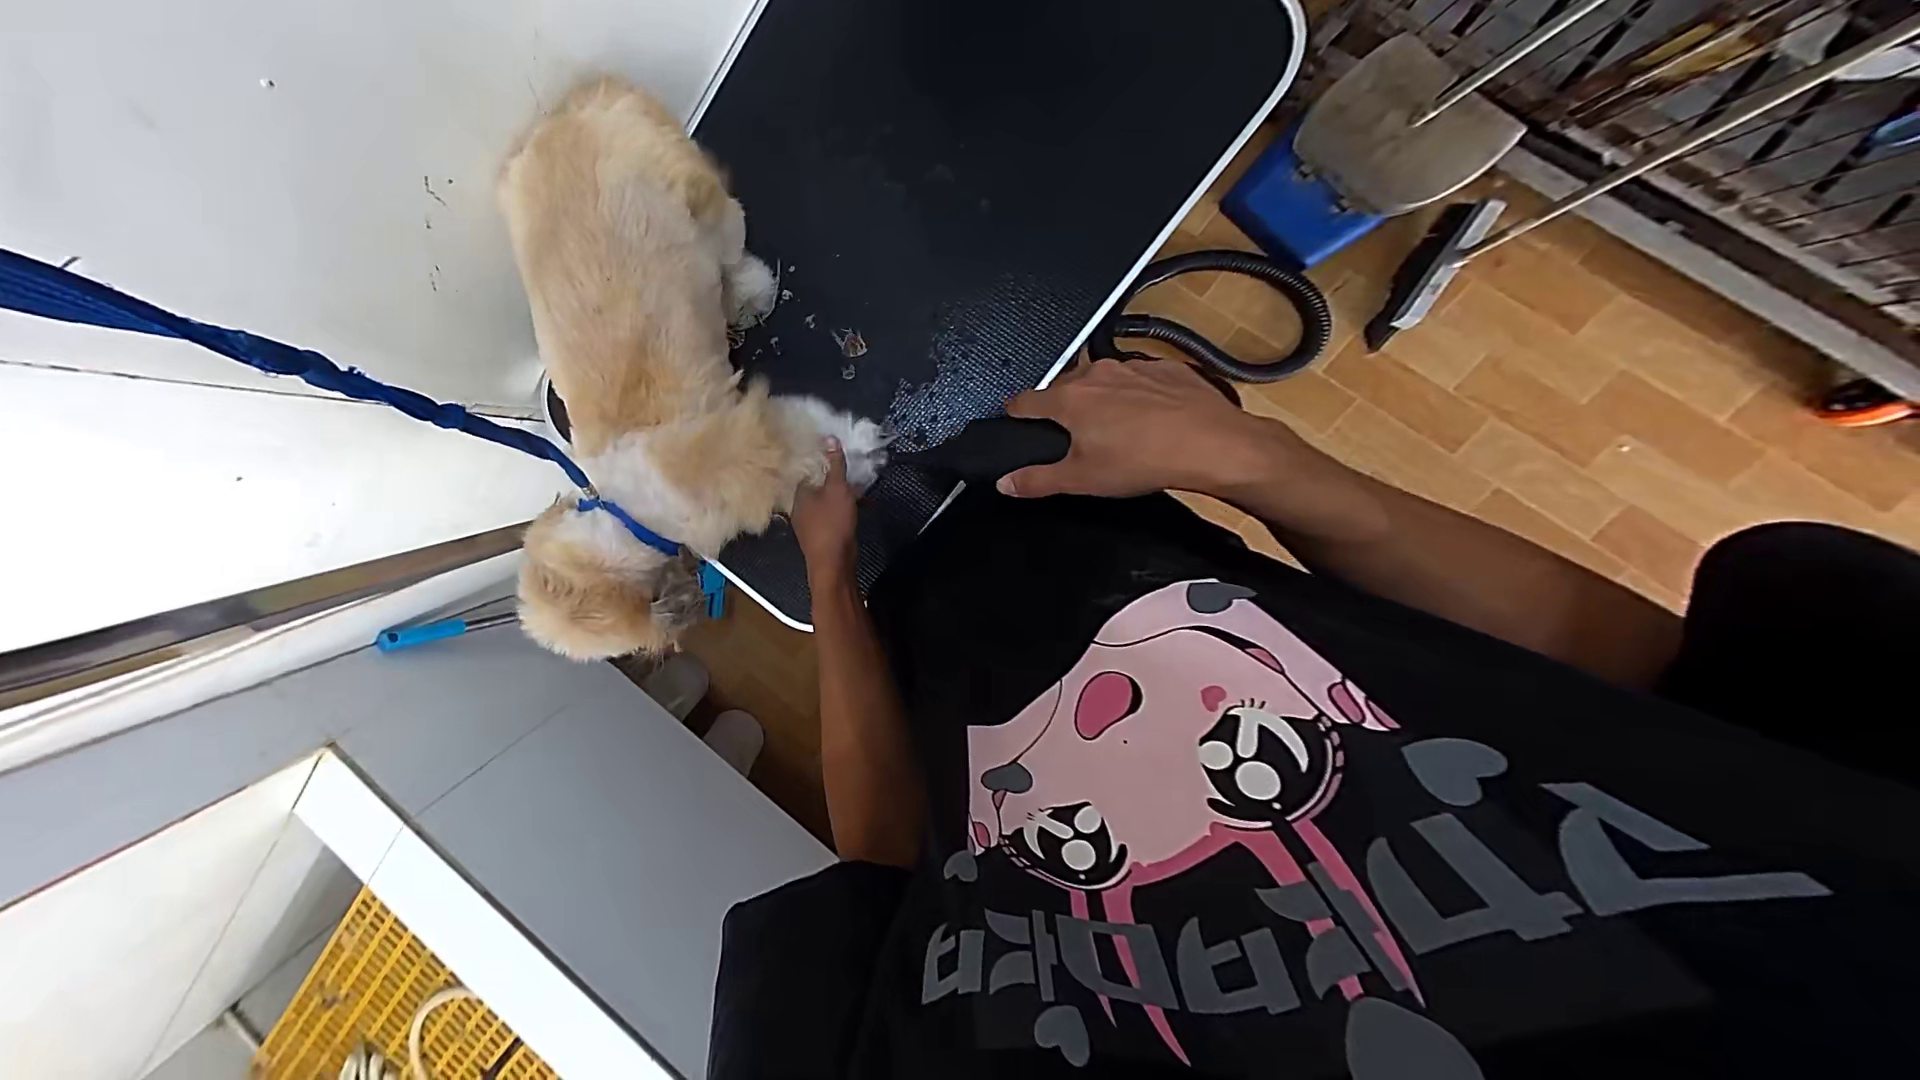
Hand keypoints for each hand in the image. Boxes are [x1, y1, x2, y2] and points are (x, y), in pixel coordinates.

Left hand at [792, 437, 858, 585]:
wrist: (833, 561)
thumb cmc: (832, 522)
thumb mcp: (838, 488)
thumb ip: (835, 464)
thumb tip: (829, 438)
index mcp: (799, 492)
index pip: (809, 468)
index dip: (825, 460)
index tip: (841, 454)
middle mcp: (800, 506)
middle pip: (819, 484)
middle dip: (837, 477)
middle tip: (855, 470)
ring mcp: (810, 521)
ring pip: (827, 499)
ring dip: (843, 493)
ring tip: (861, 488)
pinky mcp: (822, 533)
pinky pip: (833, 513)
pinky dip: (844, 507)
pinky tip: (860, 506)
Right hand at [998, 358, 1309, 498]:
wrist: (1211, 444)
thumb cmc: (1145, 460)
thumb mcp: (1082, 480)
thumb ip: (1037, 480)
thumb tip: (1006, 483)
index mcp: (1069, 399)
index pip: (1025, 400)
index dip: (1016, 414)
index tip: (1016, 420)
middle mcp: (1096, 374)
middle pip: (1063, 388)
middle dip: (1062, 409)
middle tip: (1075, 439)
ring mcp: (1132, 366)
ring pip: (1101, 381)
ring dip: (1100, 400)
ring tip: (1116, 431)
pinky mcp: (1164, 368)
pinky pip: (1137, 379)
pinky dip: (1135, 395)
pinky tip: (1149, 420)